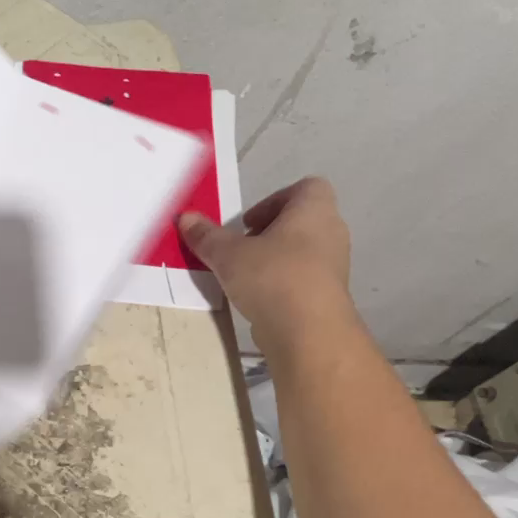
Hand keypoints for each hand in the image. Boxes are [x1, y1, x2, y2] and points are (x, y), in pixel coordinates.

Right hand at [178, 178, 354, 349]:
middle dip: (268, 232)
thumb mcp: (227, 254)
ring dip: (273, 257)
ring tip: (244, 276)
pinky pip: (302, 275)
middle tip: (239, 250)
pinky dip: (281, 280)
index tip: (247, 224)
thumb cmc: (271, 277)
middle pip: (300, 220)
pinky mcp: (327, 291)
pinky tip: (258, 297)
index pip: (305, 188)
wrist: (307, 328)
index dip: (273, 201)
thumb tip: (185, 216)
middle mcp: (331, 230)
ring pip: (301, 249)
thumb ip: (206, 235)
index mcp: (313, 210)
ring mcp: (333, 263)